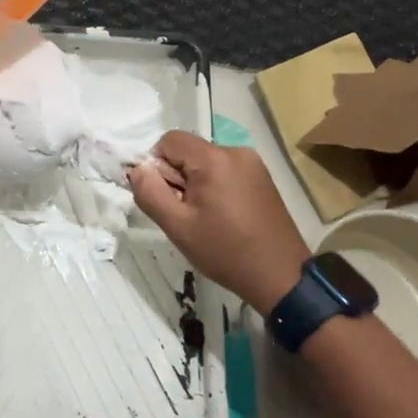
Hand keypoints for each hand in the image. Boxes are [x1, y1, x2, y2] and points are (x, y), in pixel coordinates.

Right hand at [128, 131, 311, 312]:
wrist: (281, 277)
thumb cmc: (226, 252)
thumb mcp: (178, 227)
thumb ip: (150, 193)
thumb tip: (137, 169)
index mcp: (215, 159)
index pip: (169, 140)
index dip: (157, 165)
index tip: (165, 198)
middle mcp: (236, 151)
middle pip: (189, 151)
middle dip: (178, 177)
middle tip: (185, 214)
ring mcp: (253, 163)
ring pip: (206, 162)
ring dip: (196, 183)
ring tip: (205, 219)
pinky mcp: (262, 177)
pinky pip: (225, 170)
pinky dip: (215, 187)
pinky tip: (223, 216)